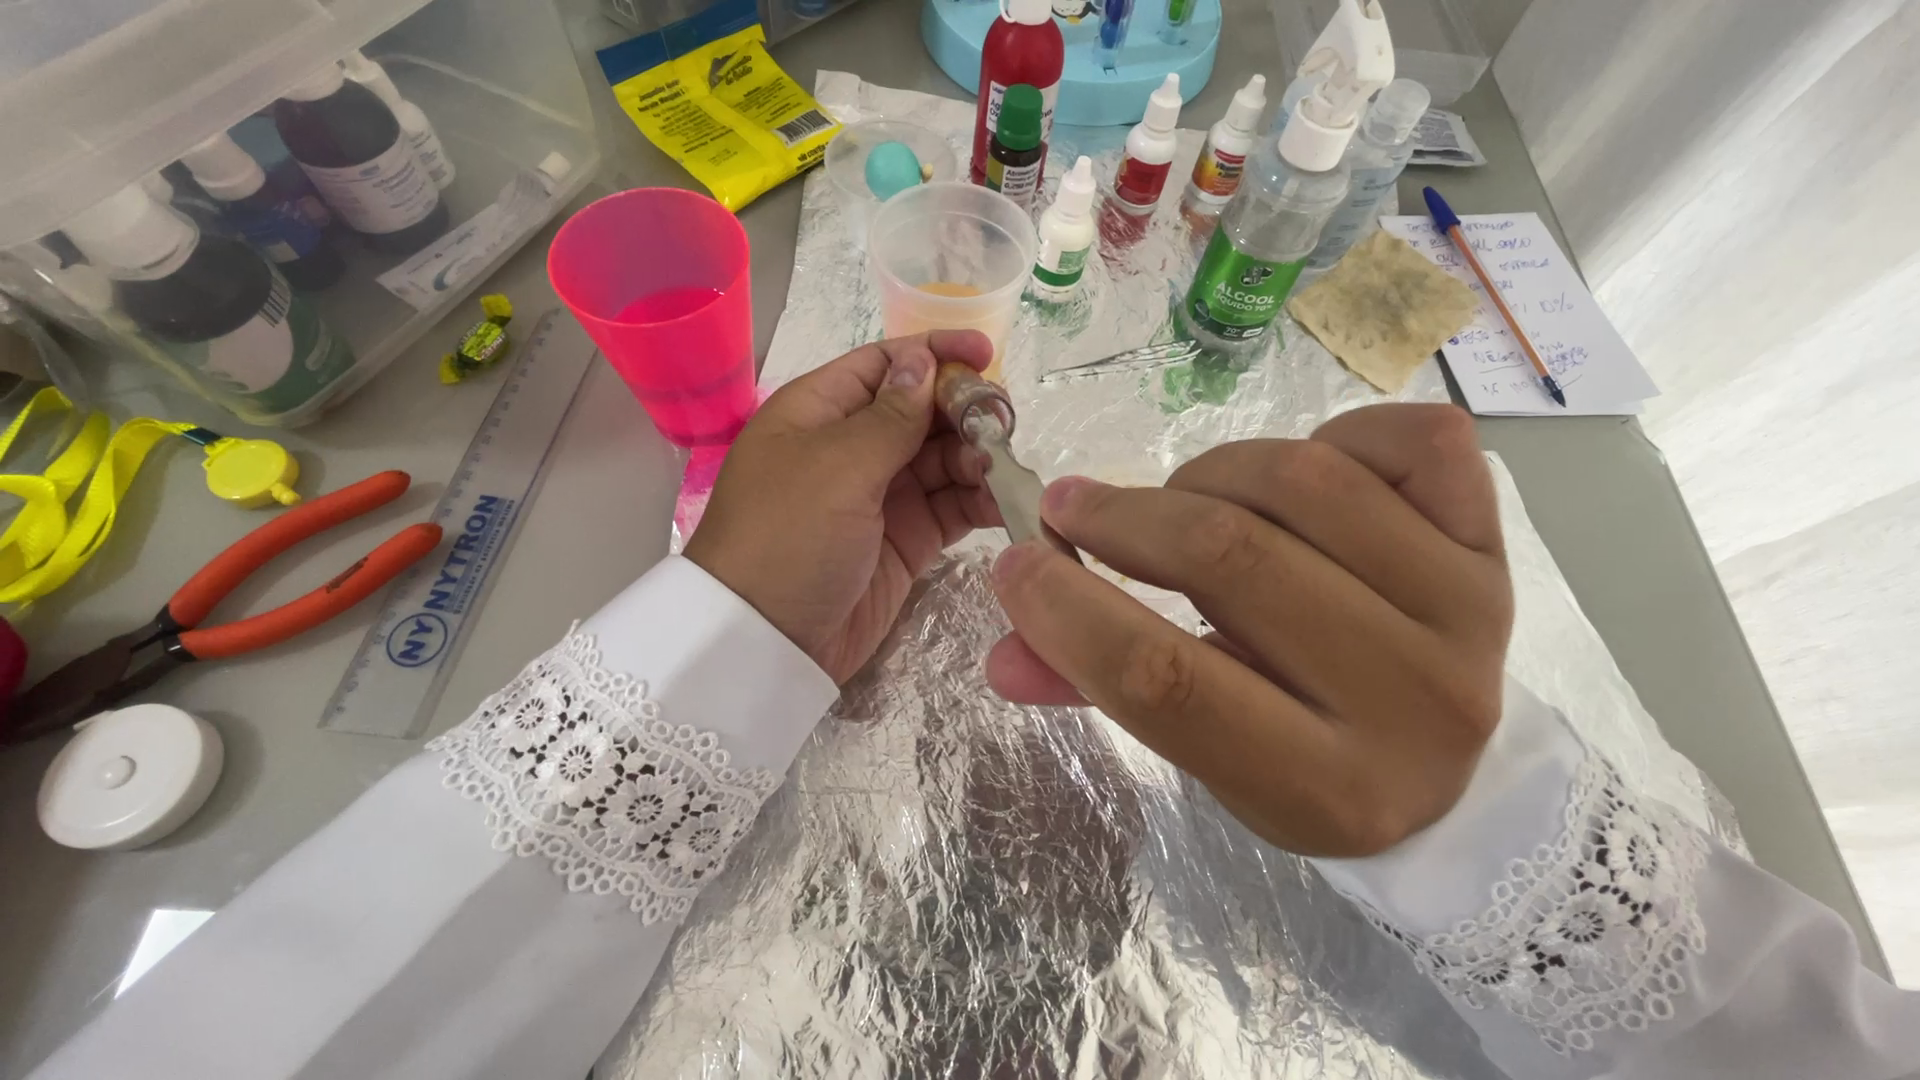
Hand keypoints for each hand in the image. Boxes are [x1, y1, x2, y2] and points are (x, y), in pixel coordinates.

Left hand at [685, 331, 1002, 683]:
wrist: (766, 641)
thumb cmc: (788, 536)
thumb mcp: (836, 466)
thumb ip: (890, 416)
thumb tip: (922, 362)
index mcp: (819, 412)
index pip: (884, 365)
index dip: (933, 354)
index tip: (985, 354)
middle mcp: (851, 447)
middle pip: (921, 411)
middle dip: (964, 411)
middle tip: (1003, 426)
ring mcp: (881, 496)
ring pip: (942, 459)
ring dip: (977, 457)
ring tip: (1003, 468)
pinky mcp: (905, 540)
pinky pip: (950, 507)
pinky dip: (979, 501)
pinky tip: (1005, 500)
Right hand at [985, 404, 1512, 857]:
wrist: (1455, 778)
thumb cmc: (1306, 769)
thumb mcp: (1203, 757)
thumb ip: (1103, 693)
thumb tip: (1001, 652)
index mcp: (1325, 785)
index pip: (1166, 682)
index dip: (1069, 613)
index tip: (1017, 564)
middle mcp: (1413, 697)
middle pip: (1232, 561)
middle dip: (1125, 521)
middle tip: (1071, 510)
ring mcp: (1469, 609)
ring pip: (1306, 484)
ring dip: (1210, 475)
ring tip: (1180, 501)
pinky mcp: (1499, 544)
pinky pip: (1412, 438)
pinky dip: (1334, 435)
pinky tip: (1300, 476)